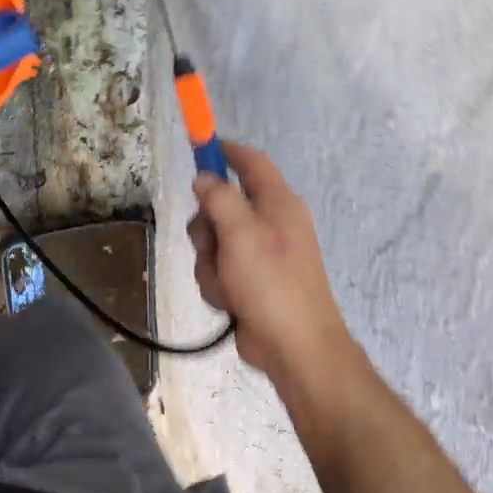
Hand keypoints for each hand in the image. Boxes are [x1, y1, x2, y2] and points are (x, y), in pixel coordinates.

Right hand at [188, 141, 351, 373]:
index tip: (198, 146)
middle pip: (221, 206)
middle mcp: (271, 224)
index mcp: (279, 204)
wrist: (294, 346)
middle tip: (209, 242)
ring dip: (209, 263)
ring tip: (225, 284)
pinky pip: (218, 269)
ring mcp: (260, 255)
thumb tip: (204, 177)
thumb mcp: (240, 233)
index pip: (252, 163)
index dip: (225, 151)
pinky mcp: (250, 282)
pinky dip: (217, 284)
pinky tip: (229, 301)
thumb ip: (219, 198)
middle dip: (206, 227)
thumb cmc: (271, 283)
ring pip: (213, 242)